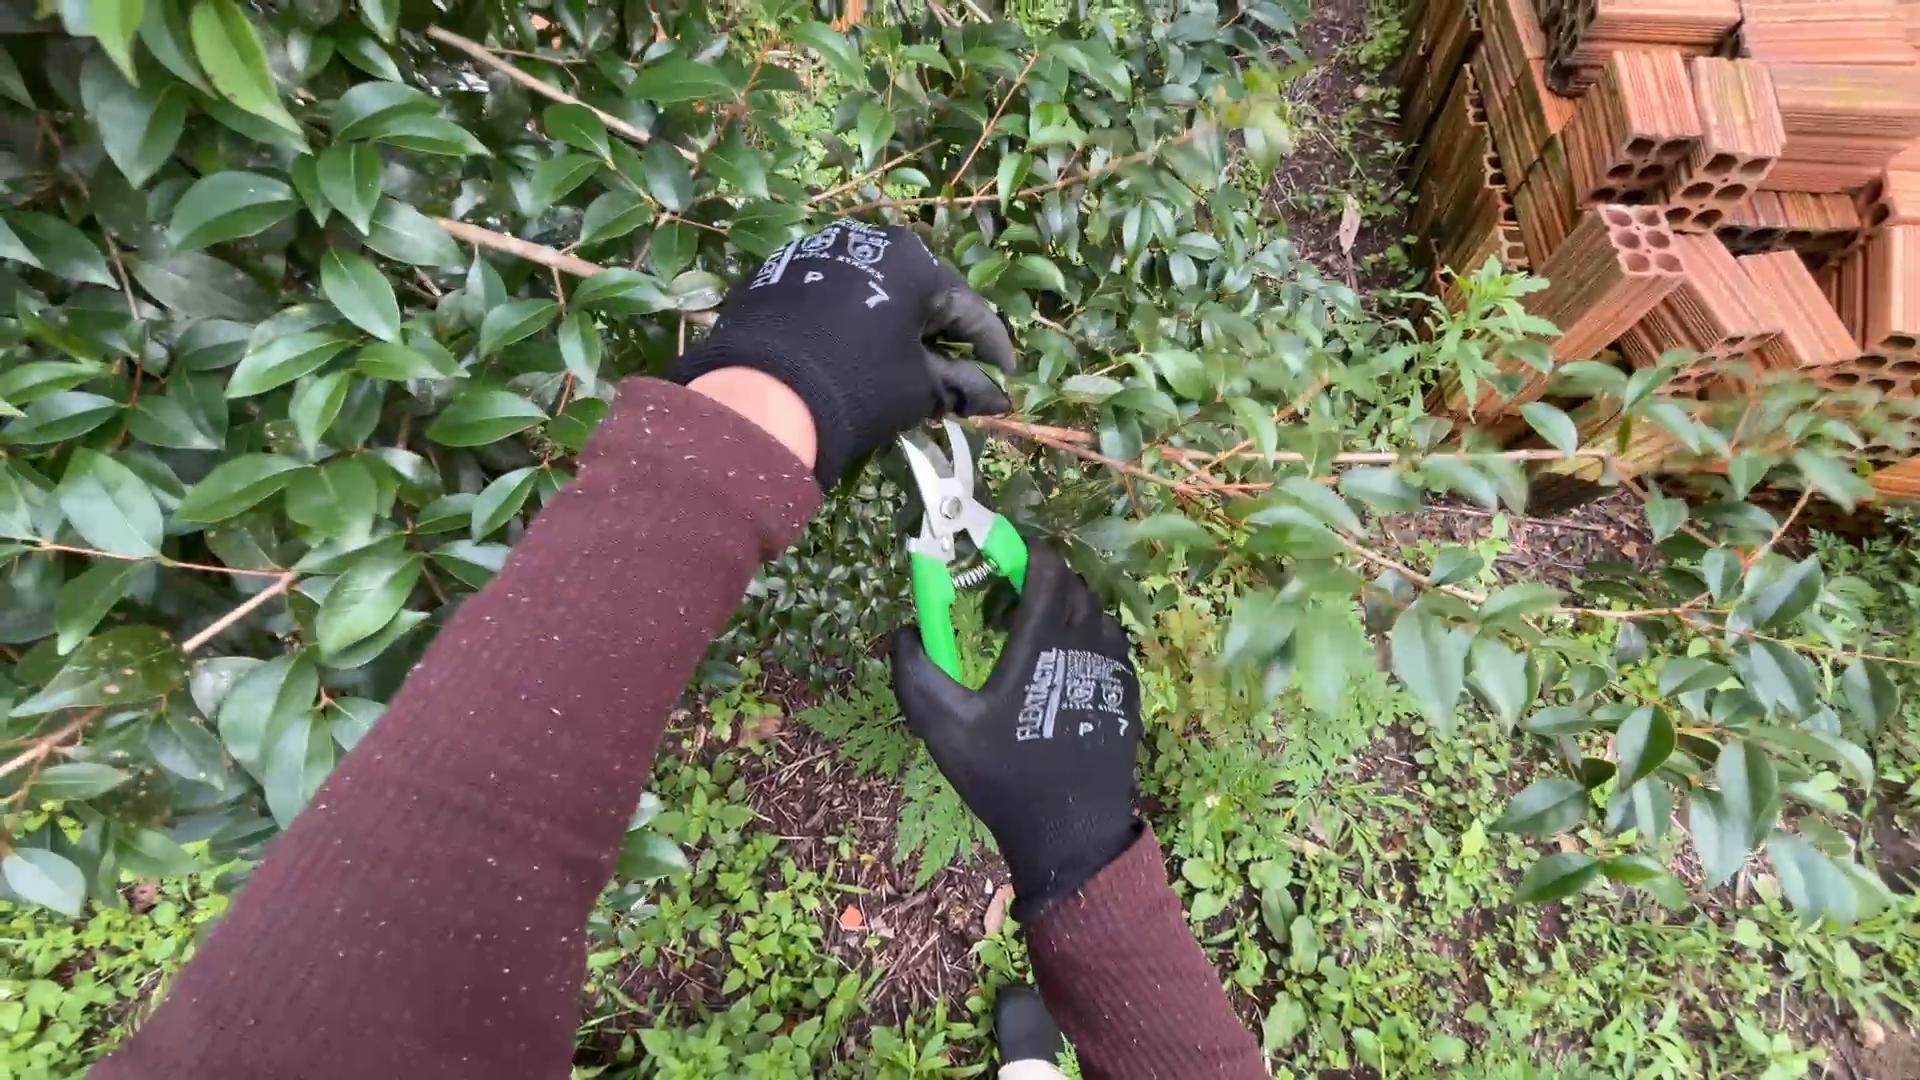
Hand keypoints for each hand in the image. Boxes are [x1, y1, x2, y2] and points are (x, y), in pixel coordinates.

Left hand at [671, 219, 1016, 486]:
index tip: (1006, 375)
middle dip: (944, 333)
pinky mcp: (781, 271)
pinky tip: (857, 350)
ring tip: (908, 361)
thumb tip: (999, 398)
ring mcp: (820, 250)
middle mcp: (869, 240)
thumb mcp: (919, 389)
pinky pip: (836, 296)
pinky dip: (856, 321)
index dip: (993, 348)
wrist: (762, 396)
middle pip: (923, 293)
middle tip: (959, 368)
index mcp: (915, 262)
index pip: (970, 310)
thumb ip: (962, 387)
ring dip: (898, 324)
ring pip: (877, 291)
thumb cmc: (859, 386)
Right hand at [891, 544, 1140, 919]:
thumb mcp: (943, 727)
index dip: (1027, 552)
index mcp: (1043, 643)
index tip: (1003, 558)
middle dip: (1041, 581)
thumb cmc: (1004, 774)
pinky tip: (1063, 669)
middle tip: (1007, 606)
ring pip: (1097, 613)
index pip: (1048, 570)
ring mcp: (1113, 669)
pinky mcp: (1127, 693)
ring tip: (1035, 638)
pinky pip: (1112, 644)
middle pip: (1074, 585)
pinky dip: (1087, 638)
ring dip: (1066, 610)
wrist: (1069, 832)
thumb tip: (902, 630)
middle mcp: (1086, 644)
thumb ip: (914, 671)